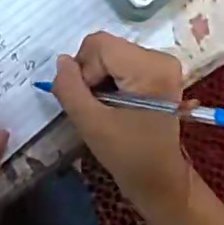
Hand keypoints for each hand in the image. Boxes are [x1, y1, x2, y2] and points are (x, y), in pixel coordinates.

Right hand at [50, 32, 192, 213]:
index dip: (84, 71)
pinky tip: (114, 101)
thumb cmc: (128, 155)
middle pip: (104, 46)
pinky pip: (119, 60)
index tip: (90, 101)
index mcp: (151, 68)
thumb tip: (62, 60)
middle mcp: (161, 57)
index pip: (98, 45)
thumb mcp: (90, 123)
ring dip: (97, 76)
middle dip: (90, 73)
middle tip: (95, 104)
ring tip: (104, 105)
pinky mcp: (157, 70)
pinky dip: (108, 77)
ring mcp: (161, 63)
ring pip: (108, 52)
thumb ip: (70, 88)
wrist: (159, 179)